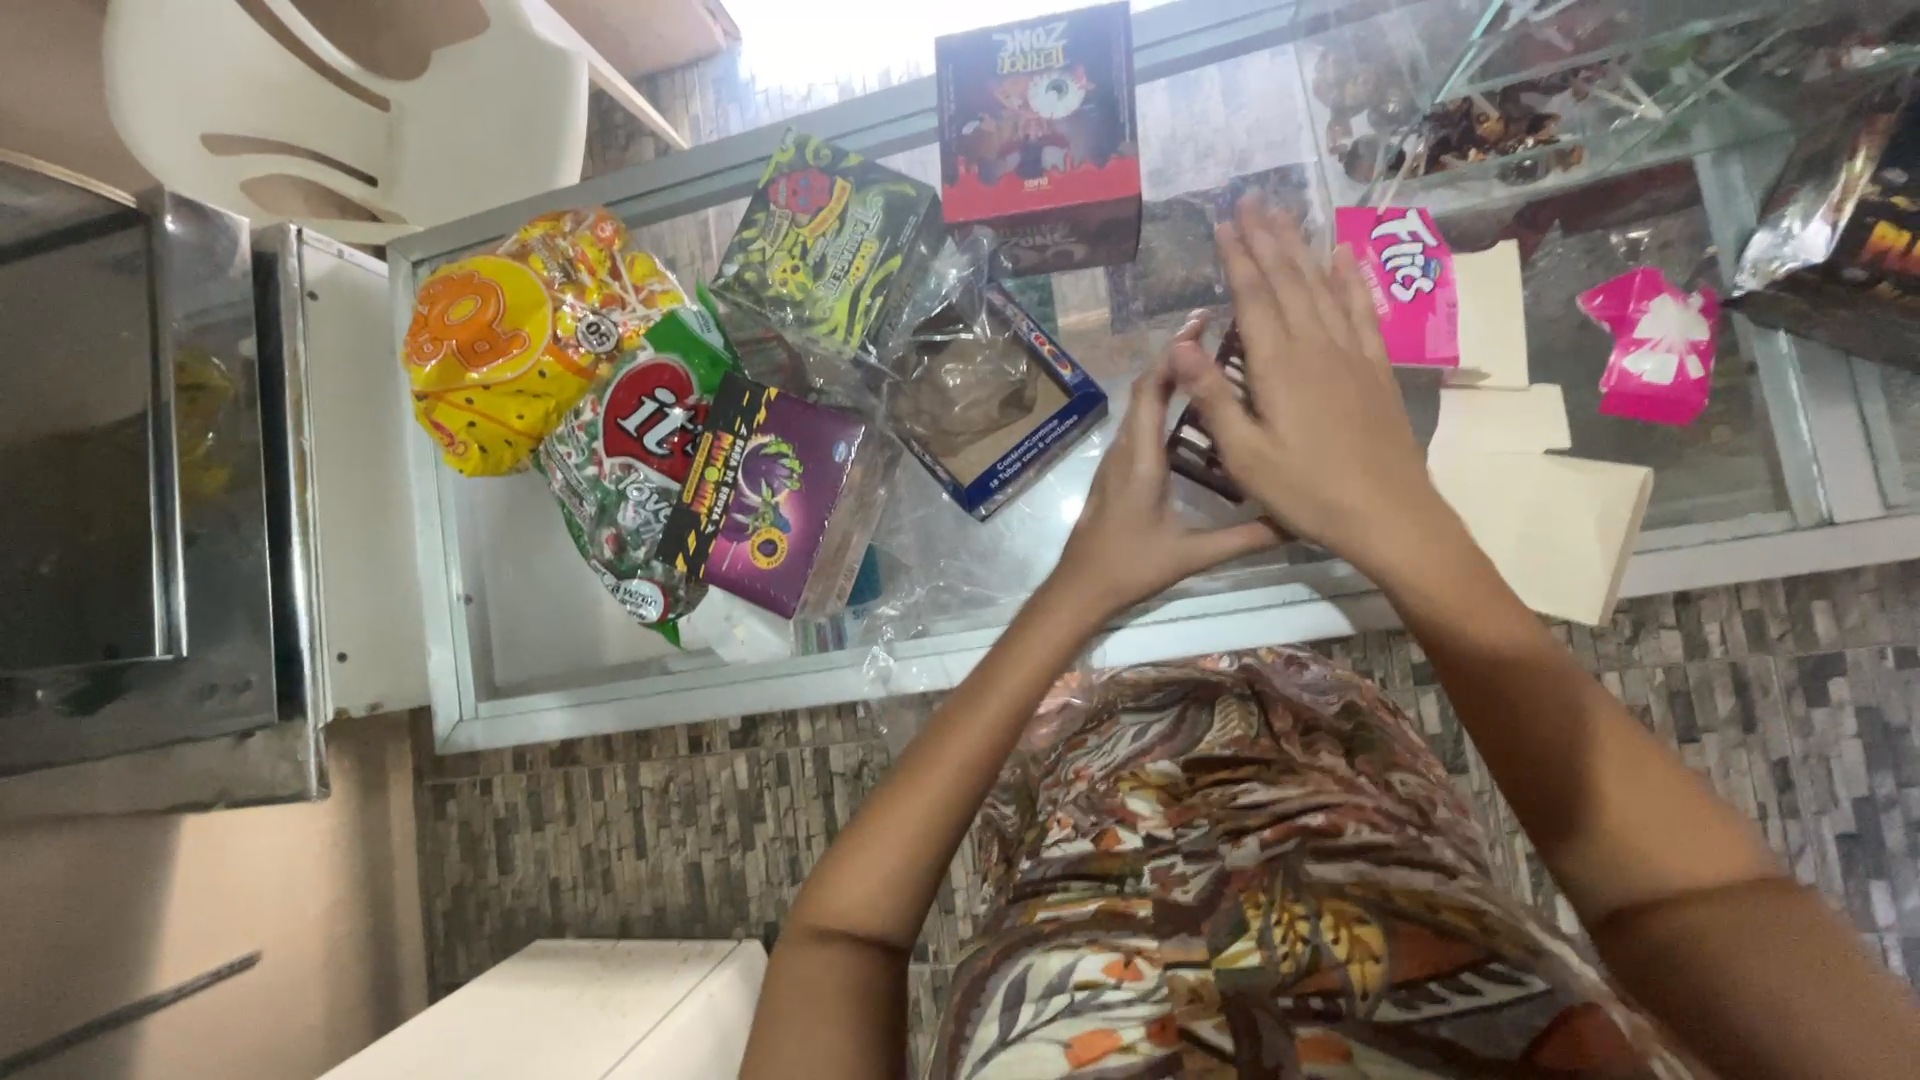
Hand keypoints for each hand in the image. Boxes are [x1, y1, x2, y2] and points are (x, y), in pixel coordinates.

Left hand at [1047, 319, 1282, 621]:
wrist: (1080, 587)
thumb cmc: (1129, 568)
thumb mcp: (1190, 555)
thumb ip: (1243, 539)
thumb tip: (1295, 523)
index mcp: (1140, 460)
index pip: (1150, 391)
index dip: (1172, 354)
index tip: (1201, 324)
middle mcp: (1124, 450)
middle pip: (1144, 389)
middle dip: (1174, 356)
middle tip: (1212, 329)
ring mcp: (1115, 459)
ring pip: (1139, 406)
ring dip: (1167, 377)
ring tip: (1207, 360)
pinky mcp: (1115, 471)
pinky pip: (1137, 424)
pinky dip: (1160, 403)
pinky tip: (1187, 409)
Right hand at [1171, 196, 1453, 576]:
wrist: (1388, 514)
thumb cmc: (1306, 491)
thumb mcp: (1245, 455)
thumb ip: (1213, 397)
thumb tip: (1178, 345)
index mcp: (1279, 367)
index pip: (1253, 299)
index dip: (1237, 259)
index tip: (1223, 223)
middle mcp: (1316, 347)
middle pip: (1289, 281)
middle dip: (1267, 239)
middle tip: (1252, 199)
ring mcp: (1351, 355)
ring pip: (1323, 287)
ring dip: (1302, 249)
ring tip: (1286, 215)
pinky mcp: (1375, 369)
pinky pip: (1362, 311)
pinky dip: (1349, 280)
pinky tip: (1342, 258)